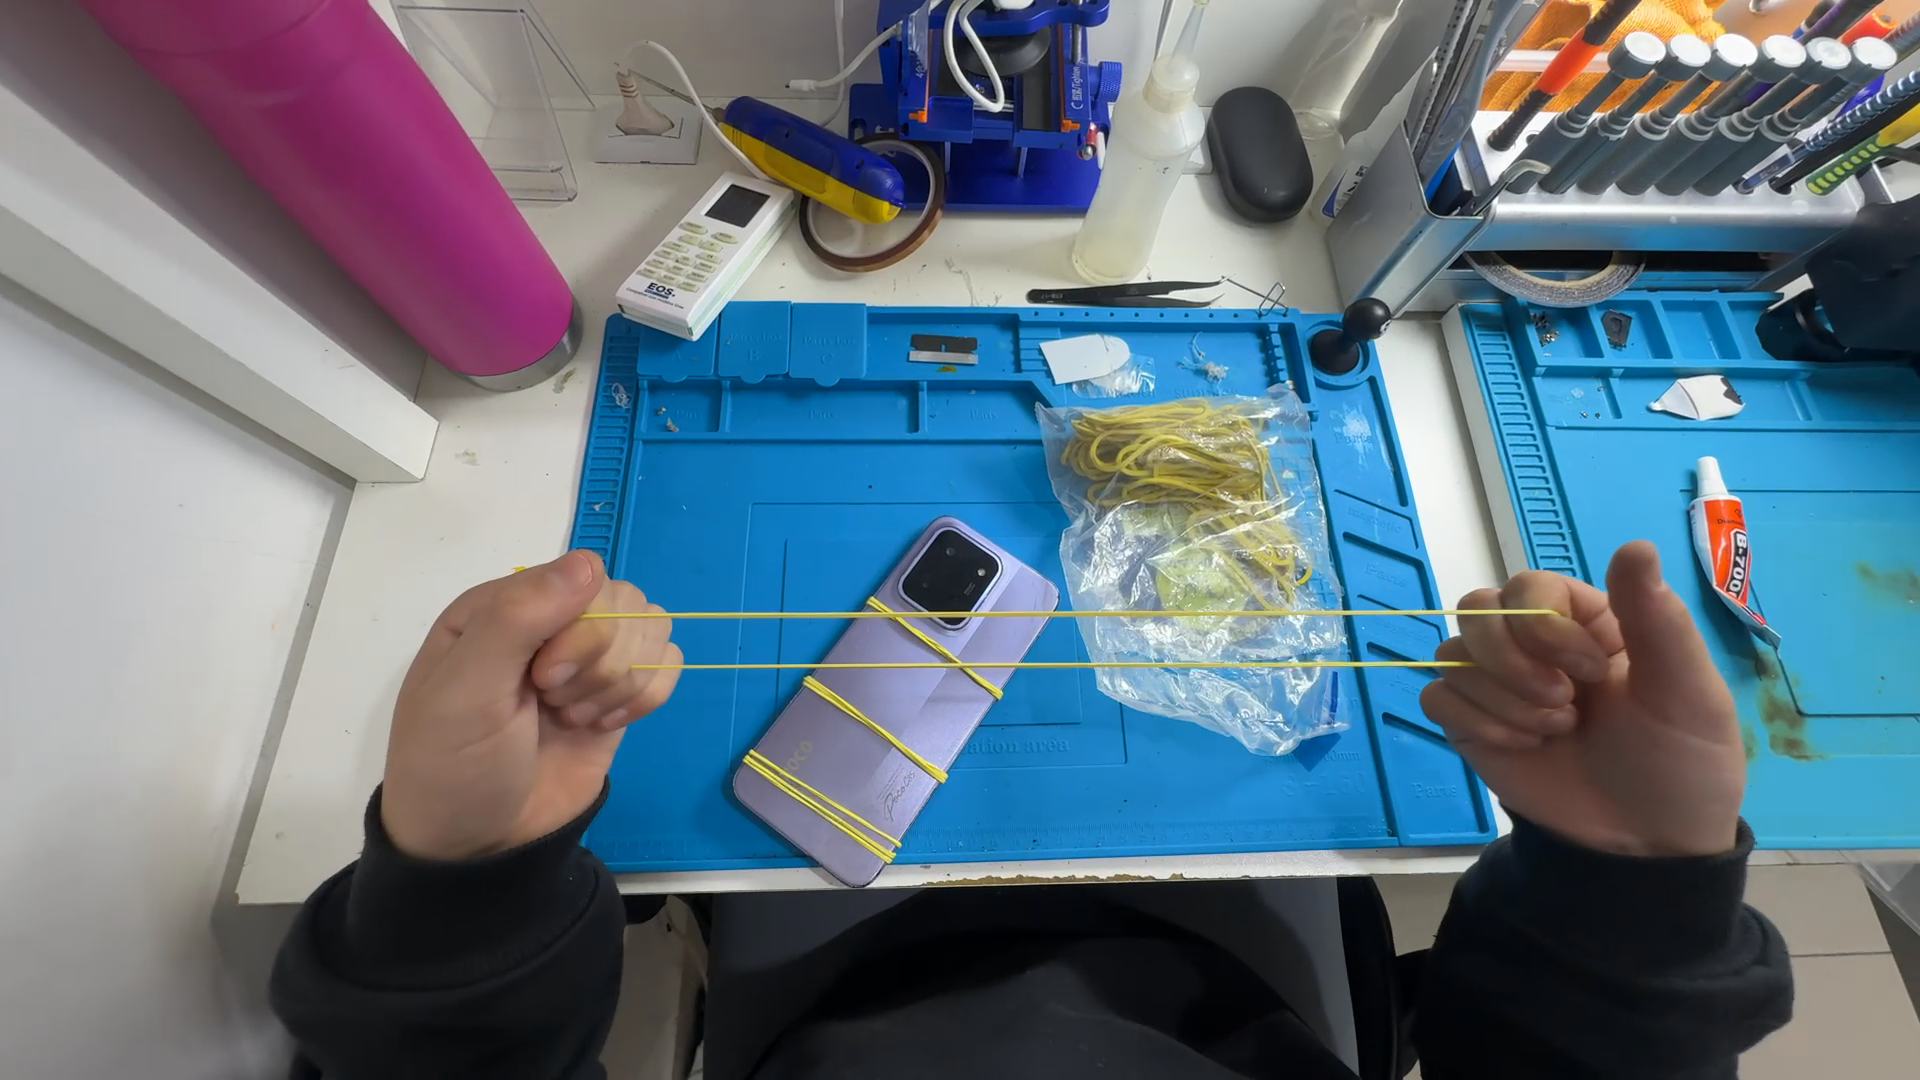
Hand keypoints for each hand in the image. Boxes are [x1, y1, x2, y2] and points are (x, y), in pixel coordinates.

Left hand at [380, 551, 681, 860]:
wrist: (483, 844)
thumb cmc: (455, 764)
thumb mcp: (464, 692)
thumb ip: (516, 619)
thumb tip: (589, 561)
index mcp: (508, 605)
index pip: (588, 579)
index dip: (582, 628)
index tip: (544, 678)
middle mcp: (556, 619)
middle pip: (629, 604)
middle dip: (601, 663)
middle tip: (554, 702)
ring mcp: (595, 654)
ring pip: (655, 630)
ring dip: (620, 684)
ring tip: (573, 716)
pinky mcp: (624, 688)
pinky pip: (670, 665)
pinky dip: (644, 699)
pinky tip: (603, 724)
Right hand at [1420, 541, 1744, 858]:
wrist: (1641, 842)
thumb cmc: (1678, 761)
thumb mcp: (1687, 694)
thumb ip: (1657, 621)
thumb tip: (1636, 544)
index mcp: (1580, 623)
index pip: (1524, 587)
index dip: (1543, 624)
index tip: (1590, 670)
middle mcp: (1526, 644)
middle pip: (1474, 610)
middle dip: (1513, 662)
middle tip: (1564, 703)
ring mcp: (1489, 681)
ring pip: (1449, 654)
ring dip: (1503, 700)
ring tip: (1552, 731)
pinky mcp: (1462, 719)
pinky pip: (1436, 697)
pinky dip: (1478, 724)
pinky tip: (1521, 746)